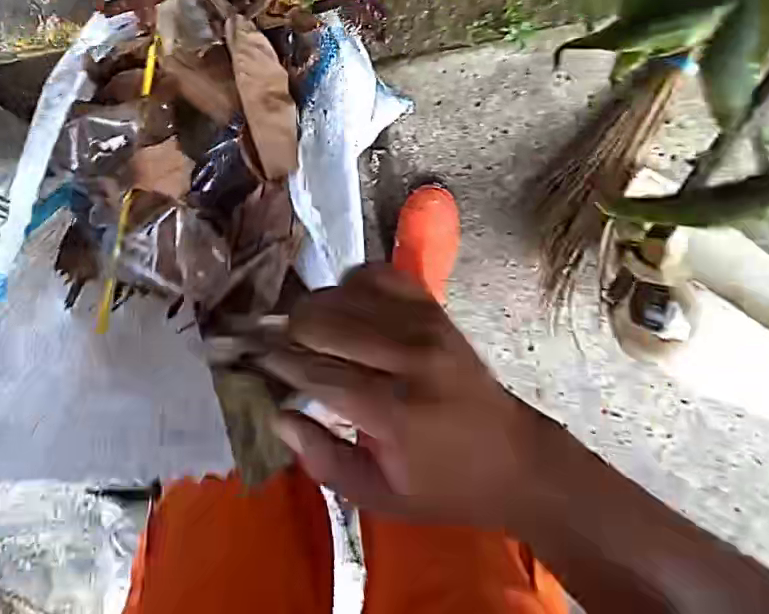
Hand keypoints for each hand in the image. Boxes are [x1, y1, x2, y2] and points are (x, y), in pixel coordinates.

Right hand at [260, 264, 558, 530]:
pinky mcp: (432, 306)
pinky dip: (350, 285)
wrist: (514, 456)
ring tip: (306, 329)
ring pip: (344, 294)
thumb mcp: (380, 495)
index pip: (317, 374)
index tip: (253, 359)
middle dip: (289, 331)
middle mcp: (409, 357)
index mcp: (396, 412)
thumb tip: (277, 415)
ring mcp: (423, 324)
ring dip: (314, 308)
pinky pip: (376, 274)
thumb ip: (323, 458)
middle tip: (277, 344)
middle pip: (324, 323)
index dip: (279, 364)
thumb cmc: (443, 484)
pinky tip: (345, 307)